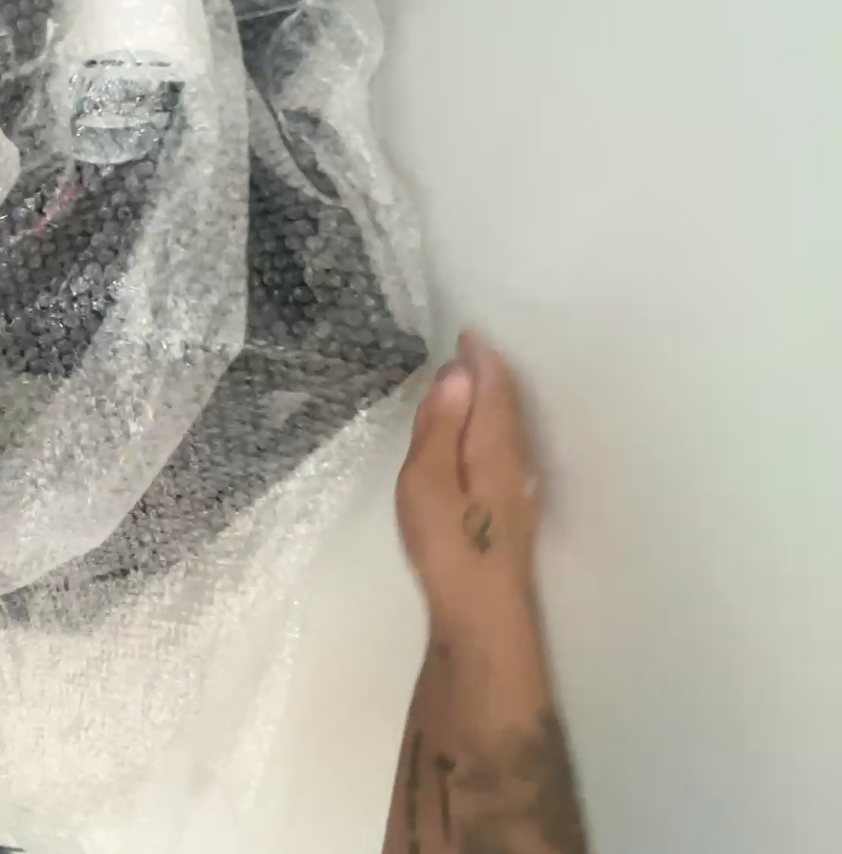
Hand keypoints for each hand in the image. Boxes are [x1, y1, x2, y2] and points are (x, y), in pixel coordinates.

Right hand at [395, 331, 541, 641]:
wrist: (480, 609)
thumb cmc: (447, 542)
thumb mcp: (426, 480)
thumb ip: (439, 428)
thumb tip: (456, 376)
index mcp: (493, 450)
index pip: (494, 394)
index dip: (483, 362)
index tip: (468, 332)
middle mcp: (513, 462)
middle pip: (508, 407)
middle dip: (492, 374)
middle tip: (469, 347)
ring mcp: (515, 486)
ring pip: (509, 426)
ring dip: (493, 397)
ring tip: (472, 378)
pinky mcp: (507, 504)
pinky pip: (502, 444)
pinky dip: (490, 421)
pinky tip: (477, 429)